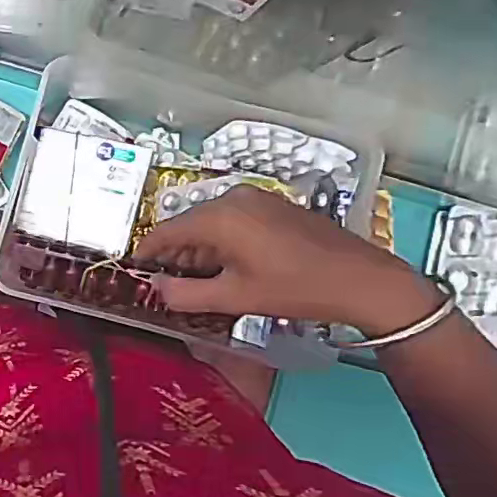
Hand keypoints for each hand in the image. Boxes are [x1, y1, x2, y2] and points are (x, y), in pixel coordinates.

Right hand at [134, 185, 438, 333]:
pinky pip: (230, 220)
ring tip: (197, 282)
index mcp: (218, 216)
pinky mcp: (271, 205)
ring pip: (208, 223)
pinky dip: (219, 242)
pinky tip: (226, 268)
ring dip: (197, 250)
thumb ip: (184, 294)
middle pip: (185, 225)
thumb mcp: (233, 298)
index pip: (164, 232)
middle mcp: (232, 198)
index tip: (136, 272)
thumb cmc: (295, 289)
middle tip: (167, 285)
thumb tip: (157, 288)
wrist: (360, 279)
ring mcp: (254, 198)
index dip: (147, 254)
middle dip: (173, 255)